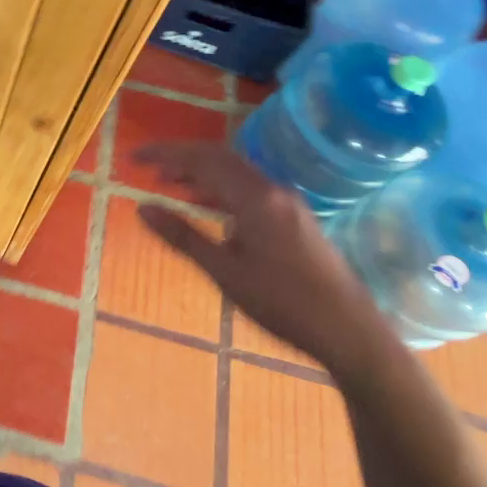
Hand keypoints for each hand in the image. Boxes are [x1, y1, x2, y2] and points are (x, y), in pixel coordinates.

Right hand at [135, 141, 393, 374]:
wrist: (351, 333)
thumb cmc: (284, 304)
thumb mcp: (225, 272)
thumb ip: (183, 237)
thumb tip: (142, 208)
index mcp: (255, 197)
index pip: (202, 160)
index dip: (165, 154)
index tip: (135, 157)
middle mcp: (273, 190)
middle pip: (221, 159)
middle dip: (182, 159)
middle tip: (149, 168)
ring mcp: (288, 204)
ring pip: (237, 174)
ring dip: (202, 174)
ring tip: (171, 185)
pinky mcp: (295, 220)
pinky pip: (250, 189)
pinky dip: (222, 190)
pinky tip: (209, 208)